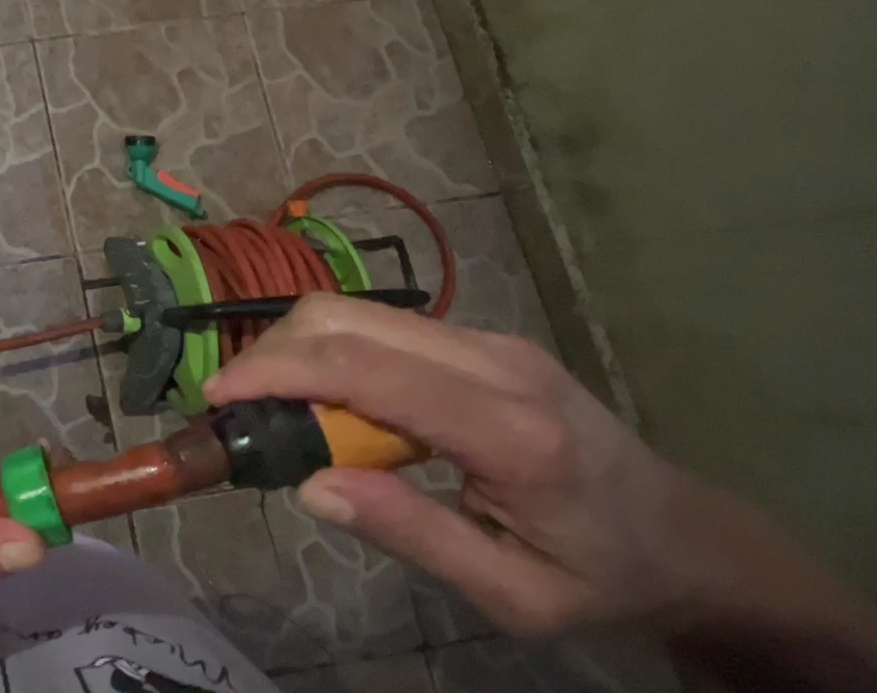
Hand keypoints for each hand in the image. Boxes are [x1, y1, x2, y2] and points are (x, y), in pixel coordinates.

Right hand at [201, 294, 876, 646]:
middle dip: (271, 352)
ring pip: (354, 309)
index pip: (365, 370)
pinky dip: (328, 348)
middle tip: (237, 404)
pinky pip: (378, 323)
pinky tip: (323, 394)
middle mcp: (494, 361)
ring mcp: (487, 338)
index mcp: (509, 430)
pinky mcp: (477, 336)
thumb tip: (311, 484)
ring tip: (272, 402)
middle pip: (346, 319)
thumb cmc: (598, 574)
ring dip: (294, 346)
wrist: (685, 533)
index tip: (218, 395)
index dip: (279, 371)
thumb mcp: (514, 594)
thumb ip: (414, 535)